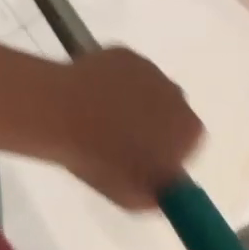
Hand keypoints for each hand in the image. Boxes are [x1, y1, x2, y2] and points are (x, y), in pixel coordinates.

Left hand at [52, 48, 202, 210]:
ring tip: (97, 114)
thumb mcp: (136, 198)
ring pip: (145, 89)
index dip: (164, 152)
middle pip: (168, 112)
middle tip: (117, 138)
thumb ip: (159, 191)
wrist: (59, 111)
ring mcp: (148, 68)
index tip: (141, 159)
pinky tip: (90, 92)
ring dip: (130, 99)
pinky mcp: (121, 52)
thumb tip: (162, 185)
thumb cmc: (100, 159)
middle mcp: (176, 94)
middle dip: (149, 123)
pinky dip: (111, 79)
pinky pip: (123, 70)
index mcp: (189, 130)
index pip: (186, 143)